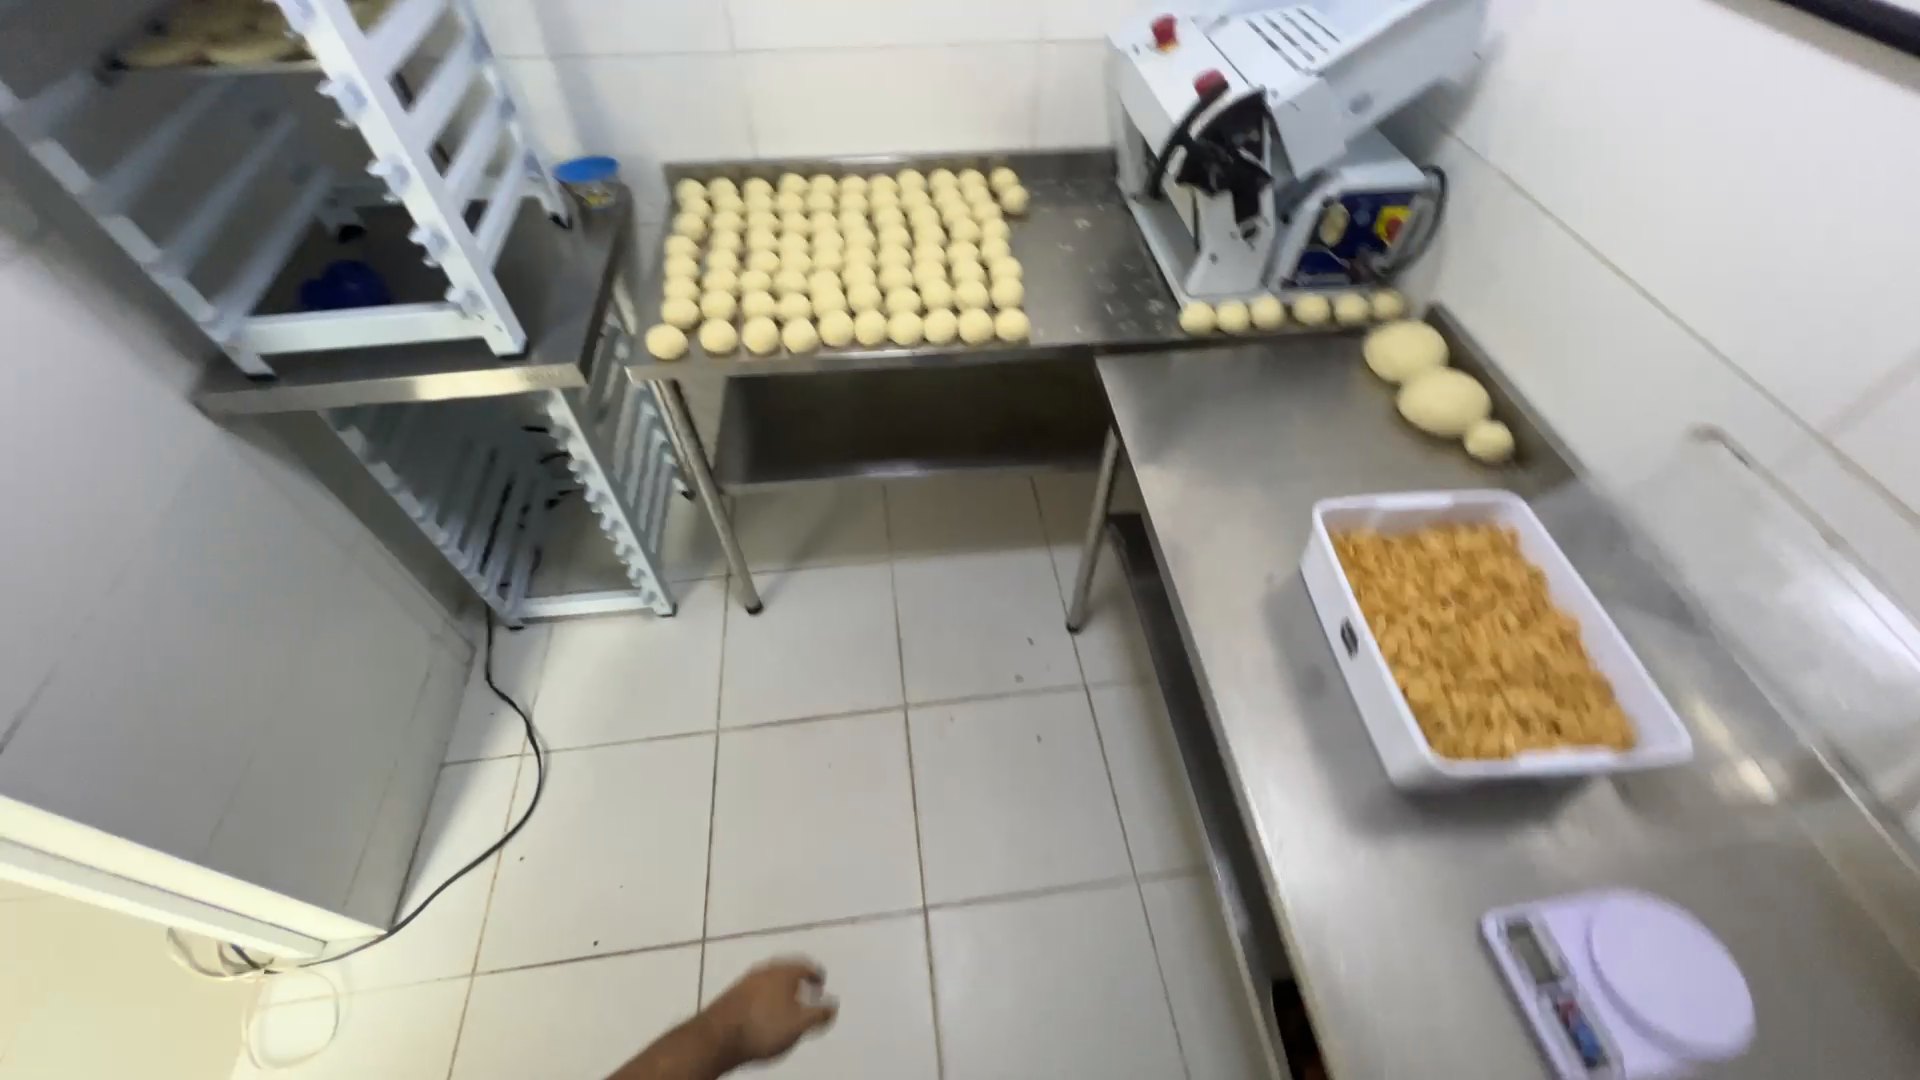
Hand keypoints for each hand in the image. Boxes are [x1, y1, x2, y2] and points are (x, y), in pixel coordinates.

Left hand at [703, 959, 836, 1067]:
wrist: (717, 1036)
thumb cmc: (764, 1027)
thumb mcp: (799, 1025)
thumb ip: (819, 1015)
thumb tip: (834, 1006)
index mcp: (785, 971)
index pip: (806, 966)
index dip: (816, 975)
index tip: (821, 984)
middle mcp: (766, 969)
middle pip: (787, 970)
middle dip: (798, 981)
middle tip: (806, 994)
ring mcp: (747, 980)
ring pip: (770, 980)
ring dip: (780, 990)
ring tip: (785, 1006)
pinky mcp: (732, 994)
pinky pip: (756, 990)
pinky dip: (765, 997)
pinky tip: (763, 1013)